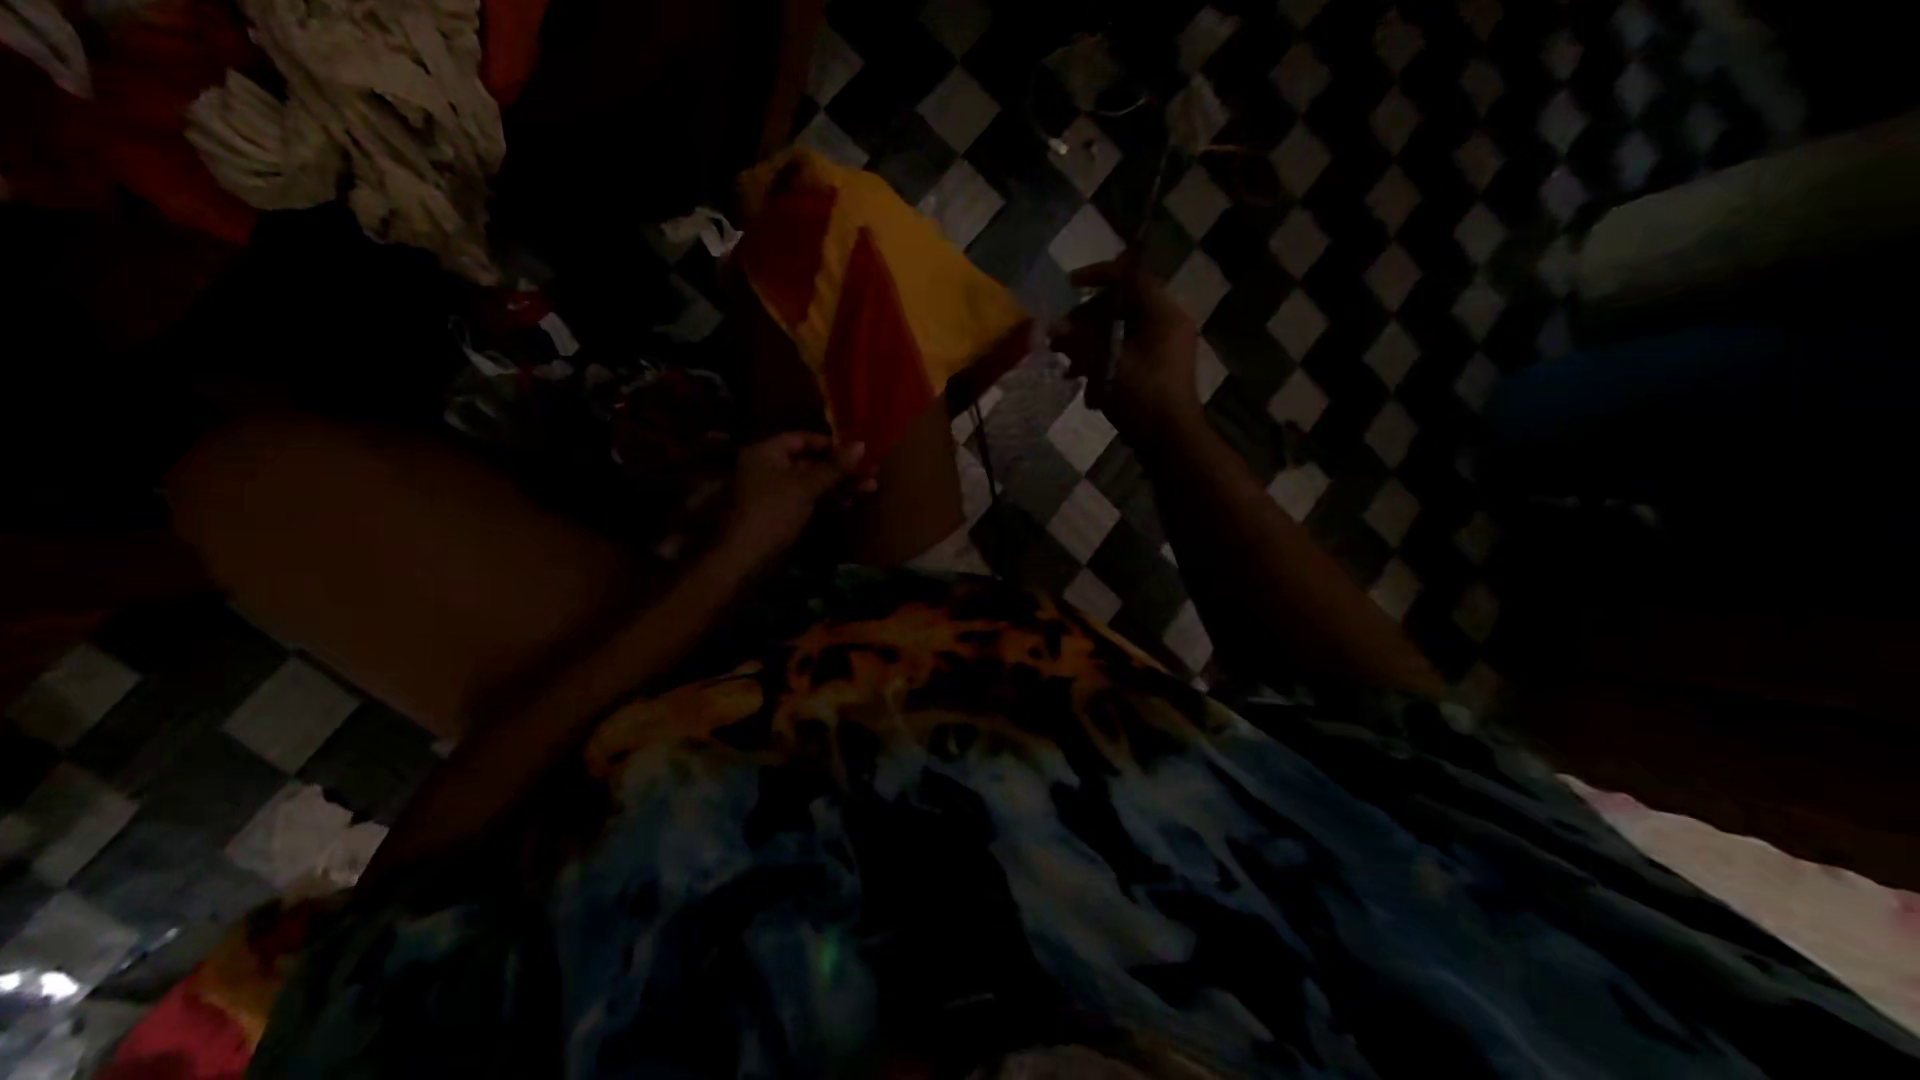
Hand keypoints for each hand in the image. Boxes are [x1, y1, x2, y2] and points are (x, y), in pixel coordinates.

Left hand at [717, 433, 869, 570]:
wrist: (745, 558)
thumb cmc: (772, 513)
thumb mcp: (806, 487)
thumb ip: (834, 467)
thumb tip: (862, 445)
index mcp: (766, 452)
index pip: (802, 439)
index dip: (831, 444)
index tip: (859, 451)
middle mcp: (769, 467)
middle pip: (810, 461)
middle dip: (841, 467)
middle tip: (872, 471)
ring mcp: (776, 491)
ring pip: (812, 482)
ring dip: (839, 484)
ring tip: (870, 487)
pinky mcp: (782, 512)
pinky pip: (808, 498)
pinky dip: (828, 499)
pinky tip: (851, 502)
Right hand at [1048, 261, 1203, 447]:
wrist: (1170, 441)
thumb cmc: (1142, 398)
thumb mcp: (1105, 364)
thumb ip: (1078, 340)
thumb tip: (1052, 326)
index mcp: (1163, 314)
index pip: (1131, 276)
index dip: (1098, 275)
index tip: (1070, 285)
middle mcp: (1168, 324)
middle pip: (1122, 306)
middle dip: (1087, 320)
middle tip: (1061, 337)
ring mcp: (1165, 347)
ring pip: (1122, 330)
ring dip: (1091, 343)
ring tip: (1067, 365)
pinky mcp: (1158, 368)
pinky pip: (1127, 351)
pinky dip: (1104, 360)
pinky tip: (1085, 382)